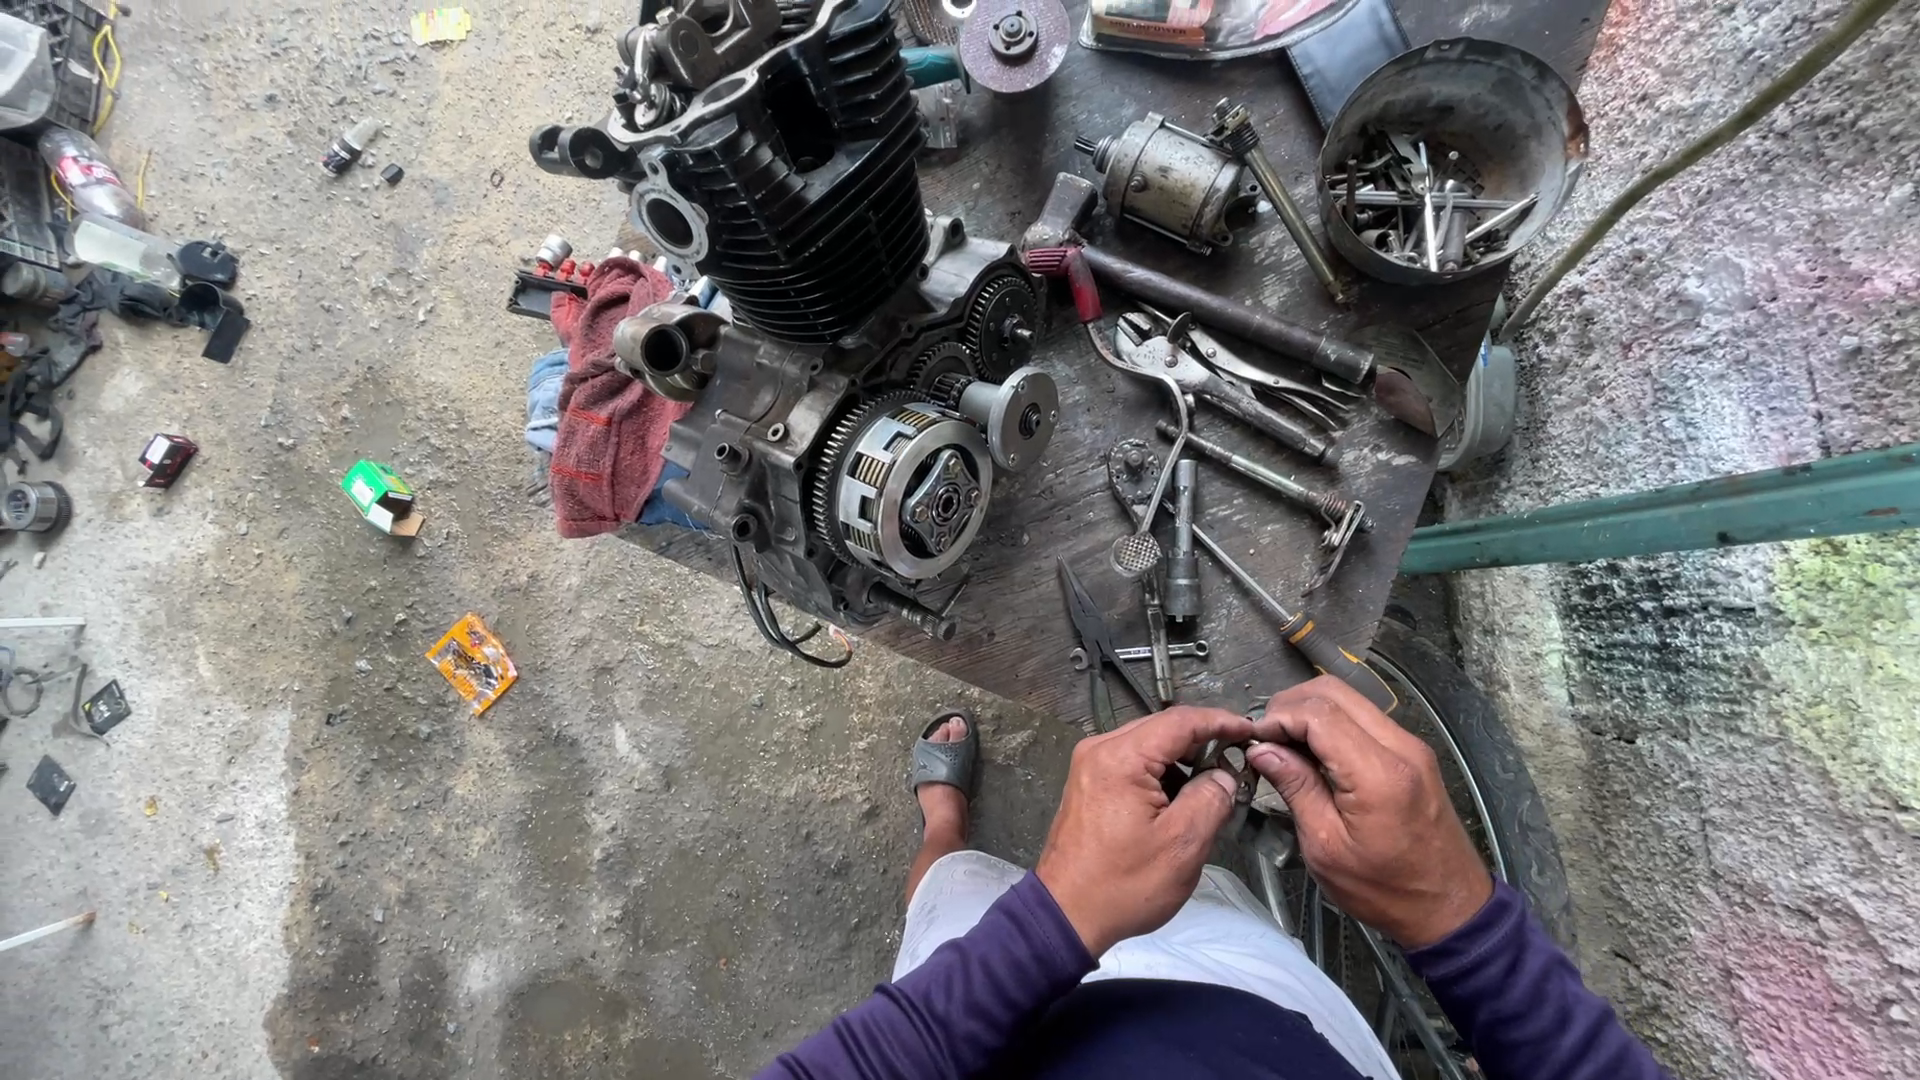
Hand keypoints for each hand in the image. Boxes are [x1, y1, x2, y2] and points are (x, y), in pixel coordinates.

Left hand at [1036, 706, 1254, 955]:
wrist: (1066, 913)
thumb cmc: (1122, 884)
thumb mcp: (1181, 845)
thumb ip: (1210, 799)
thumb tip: (1224, 776)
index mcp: (1120, 757)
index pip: (1179, 721)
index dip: (1219, 721)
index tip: (1249, 729)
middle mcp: (1099, 749)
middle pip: (1161, 728)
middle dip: (1202, 740)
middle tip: (1238, 758)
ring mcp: (1090, 764)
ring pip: (1147, 744)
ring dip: (1181, 758)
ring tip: (1214, 781)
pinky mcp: (1088, 781)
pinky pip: (1132, 761)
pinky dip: (1160, 771)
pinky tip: (1181, 795)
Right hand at [1247, 676, 1492, 947]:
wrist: (1452, 911)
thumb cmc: (1385, 889)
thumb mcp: (1325, 847)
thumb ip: (1295, 787)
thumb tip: (1261, 749)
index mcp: (1379, 774)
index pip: (1319, 713)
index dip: (1278, 718)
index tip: (1253, 739)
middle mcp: (1400, 747)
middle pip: (1333, 691)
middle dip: (1289, 705)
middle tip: (1265, 737)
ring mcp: (1410, 745)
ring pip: (1347, 697)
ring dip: (1308, 709)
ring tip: (1283, 742)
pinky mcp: (1410, 752)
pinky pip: (1361, 715)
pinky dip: (1328, 719)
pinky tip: (1310, 748)